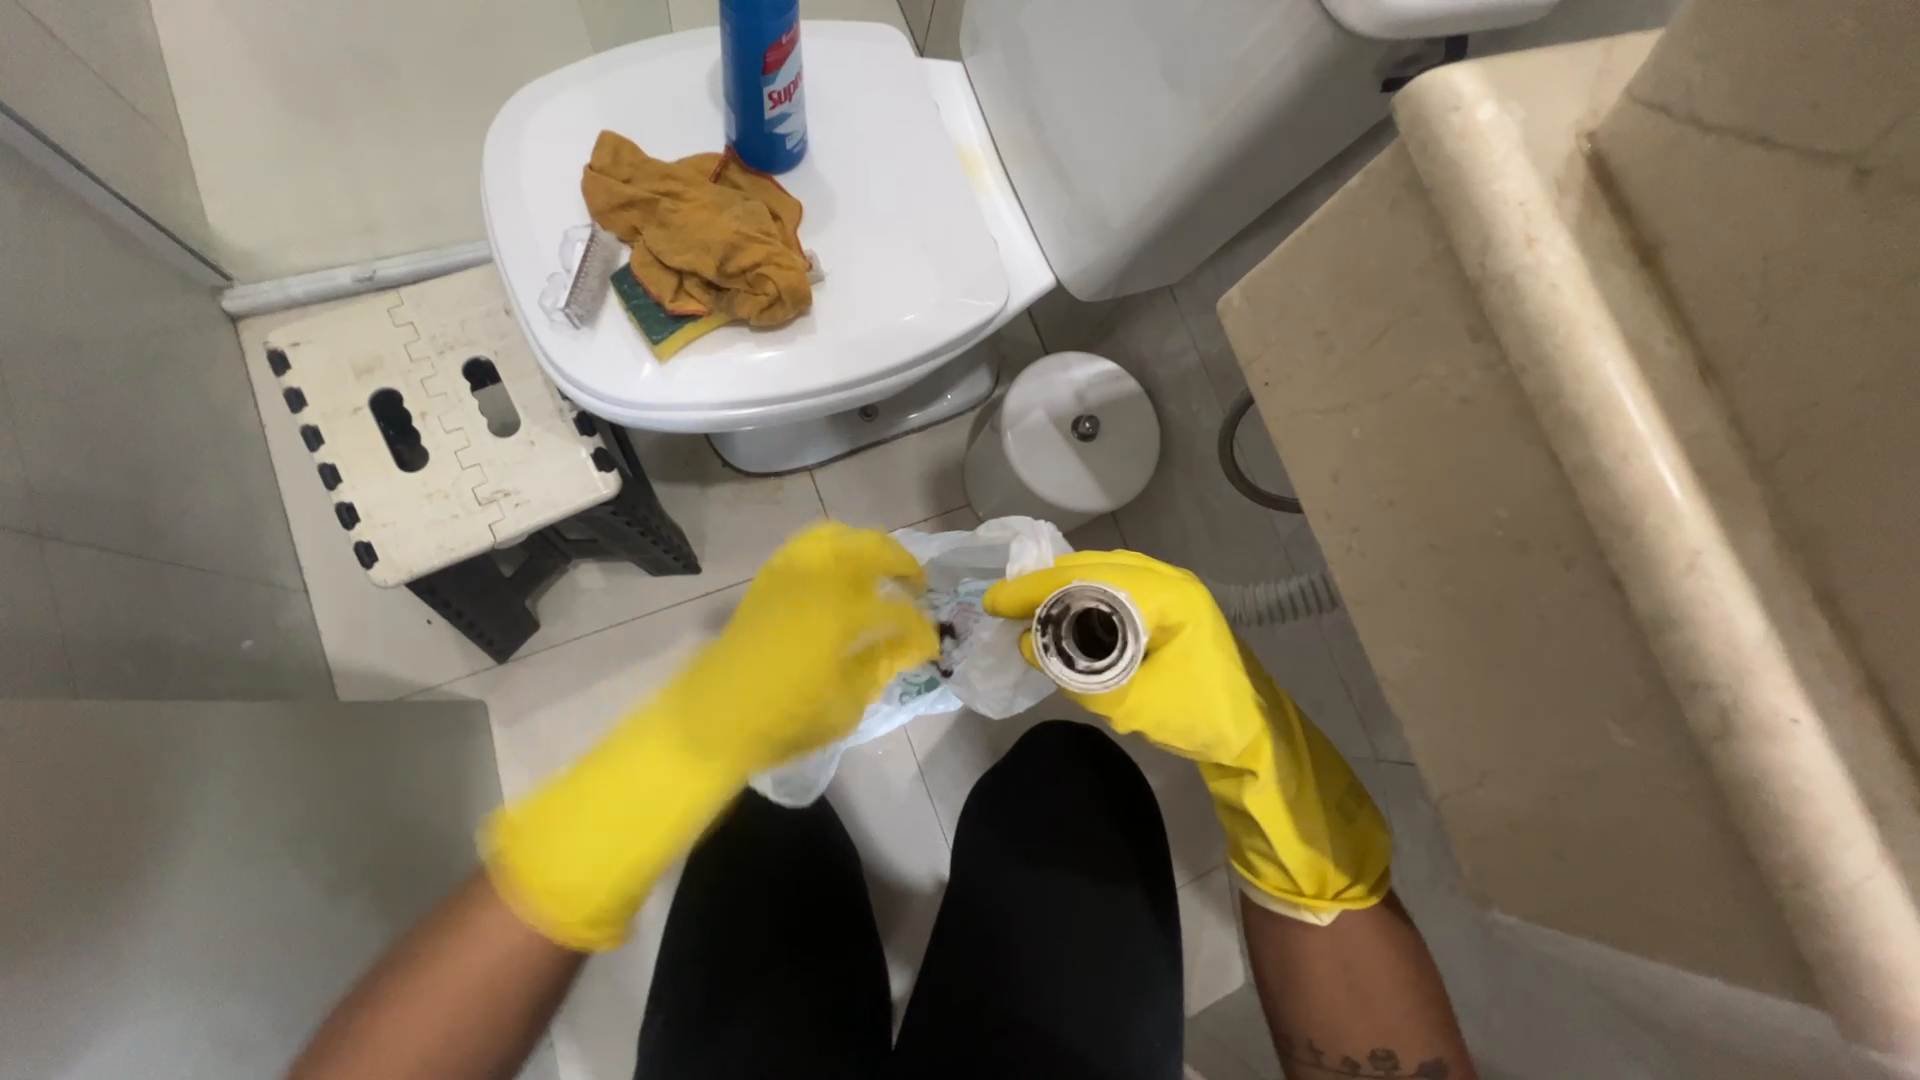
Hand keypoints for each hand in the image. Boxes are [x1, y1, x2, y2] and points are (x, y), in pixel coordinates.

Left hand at [485, 524, 937, 950]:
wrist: (709, 722)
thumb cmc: (782, 722)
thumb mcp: (846, 704)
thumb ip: (881, 664)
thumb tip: (909, 645)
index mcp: (842, 615)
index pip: (898, 612)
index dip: (920, 629)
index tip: (929, 645)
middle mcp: (818, 582)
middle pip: (874, 550)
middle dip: (904, 565)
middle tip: (917, 588)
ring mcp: (789, 575)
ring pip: (838, 537)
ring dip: (868, 548)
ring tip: (881, 571)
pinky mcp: (767, 580)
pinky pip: (807, 547)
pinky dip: (834, 550)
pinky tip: (843, 574)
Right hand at [985, 550, 1392, 922]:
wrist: (1254, 737)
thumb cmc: (1200, 720)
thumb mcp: (1134, 704)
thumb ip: (1078, 674)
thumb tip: (1028, 644)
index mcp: (1169, 597)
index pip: (1089, 580)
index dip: (1037, 589)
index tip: (996, 602)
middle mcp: (1170, 580)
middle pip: (1093, 566)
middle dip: (1043, 582)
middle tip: (1003, 604)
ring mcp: (1173, 589)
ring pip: (1102, 571)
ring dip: (1061, 586)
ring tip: (1024, 606)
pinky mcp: (1170, 604)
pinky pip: (1115, 585)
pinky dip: (1082, 594)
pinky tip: (1061, 611)